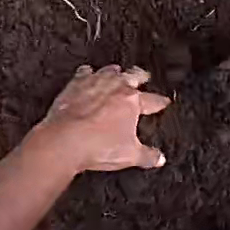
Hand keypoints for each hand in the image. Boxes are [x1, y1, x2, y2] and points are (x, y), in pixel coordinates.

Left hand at [26, 65, 170, 173]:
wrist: (65, 140)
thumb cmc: (96, 145)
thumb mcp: (130, 155)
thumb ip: (147, 155)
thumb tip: (157, 158)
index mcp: (132, 101)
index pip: (153, 100)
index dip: (160, 102)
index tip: (164, 102)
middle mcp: (114, 87)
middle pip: (133, 76)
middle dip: (140, 76)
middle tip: (144, 75)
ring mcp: (94, 83)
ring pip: (109, 71)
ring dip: (115, 71)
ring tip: (118, 71)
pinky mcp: (74, 85)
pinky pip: (83, 73)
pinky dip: (87, 73)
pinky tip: (86, 72)